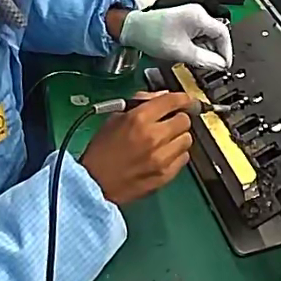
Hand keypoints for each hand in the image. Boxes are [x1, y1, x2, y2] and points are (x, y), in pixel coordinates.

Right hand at [79, 93, 193, 203]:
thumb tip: (162, 97)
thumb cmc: (101, 150)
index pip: (173, 100)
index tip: (186, 100)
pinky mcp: (165, 175)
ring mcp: (161, 158)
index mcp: (139, 119)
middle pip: (184, 120)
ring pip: (187, 139)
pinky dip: (177, 155)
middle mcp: (154, 137)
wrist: (92, 183)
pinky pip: (184, 158)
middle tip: (169, 123)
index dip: (183, 98)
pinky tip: (164, 155)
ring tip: (165, 141)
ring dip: (178, 137)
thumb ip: (141, 104)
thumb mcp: (115, 118)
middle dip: (178, 119)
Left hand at [118, 4, 231, 70]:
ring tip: (202, 63)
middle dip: (216, 52)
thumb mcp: (182, 52)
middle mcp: (197, 14)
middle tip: (214, 67)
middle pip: (216, 35)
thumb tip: (220, 66)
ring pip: (208, 36)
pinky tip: (193, 56)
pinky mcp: (185, 21)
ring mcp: (191, 17)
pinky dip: (199, 46)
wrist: (133, 29)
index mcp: (199, 17)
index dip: (226, 51)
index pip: (223, 34)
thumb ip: (204, 60)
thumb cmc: (154, 36)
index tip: (224, 65)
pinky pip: (199, 35)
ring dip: (207, 50)